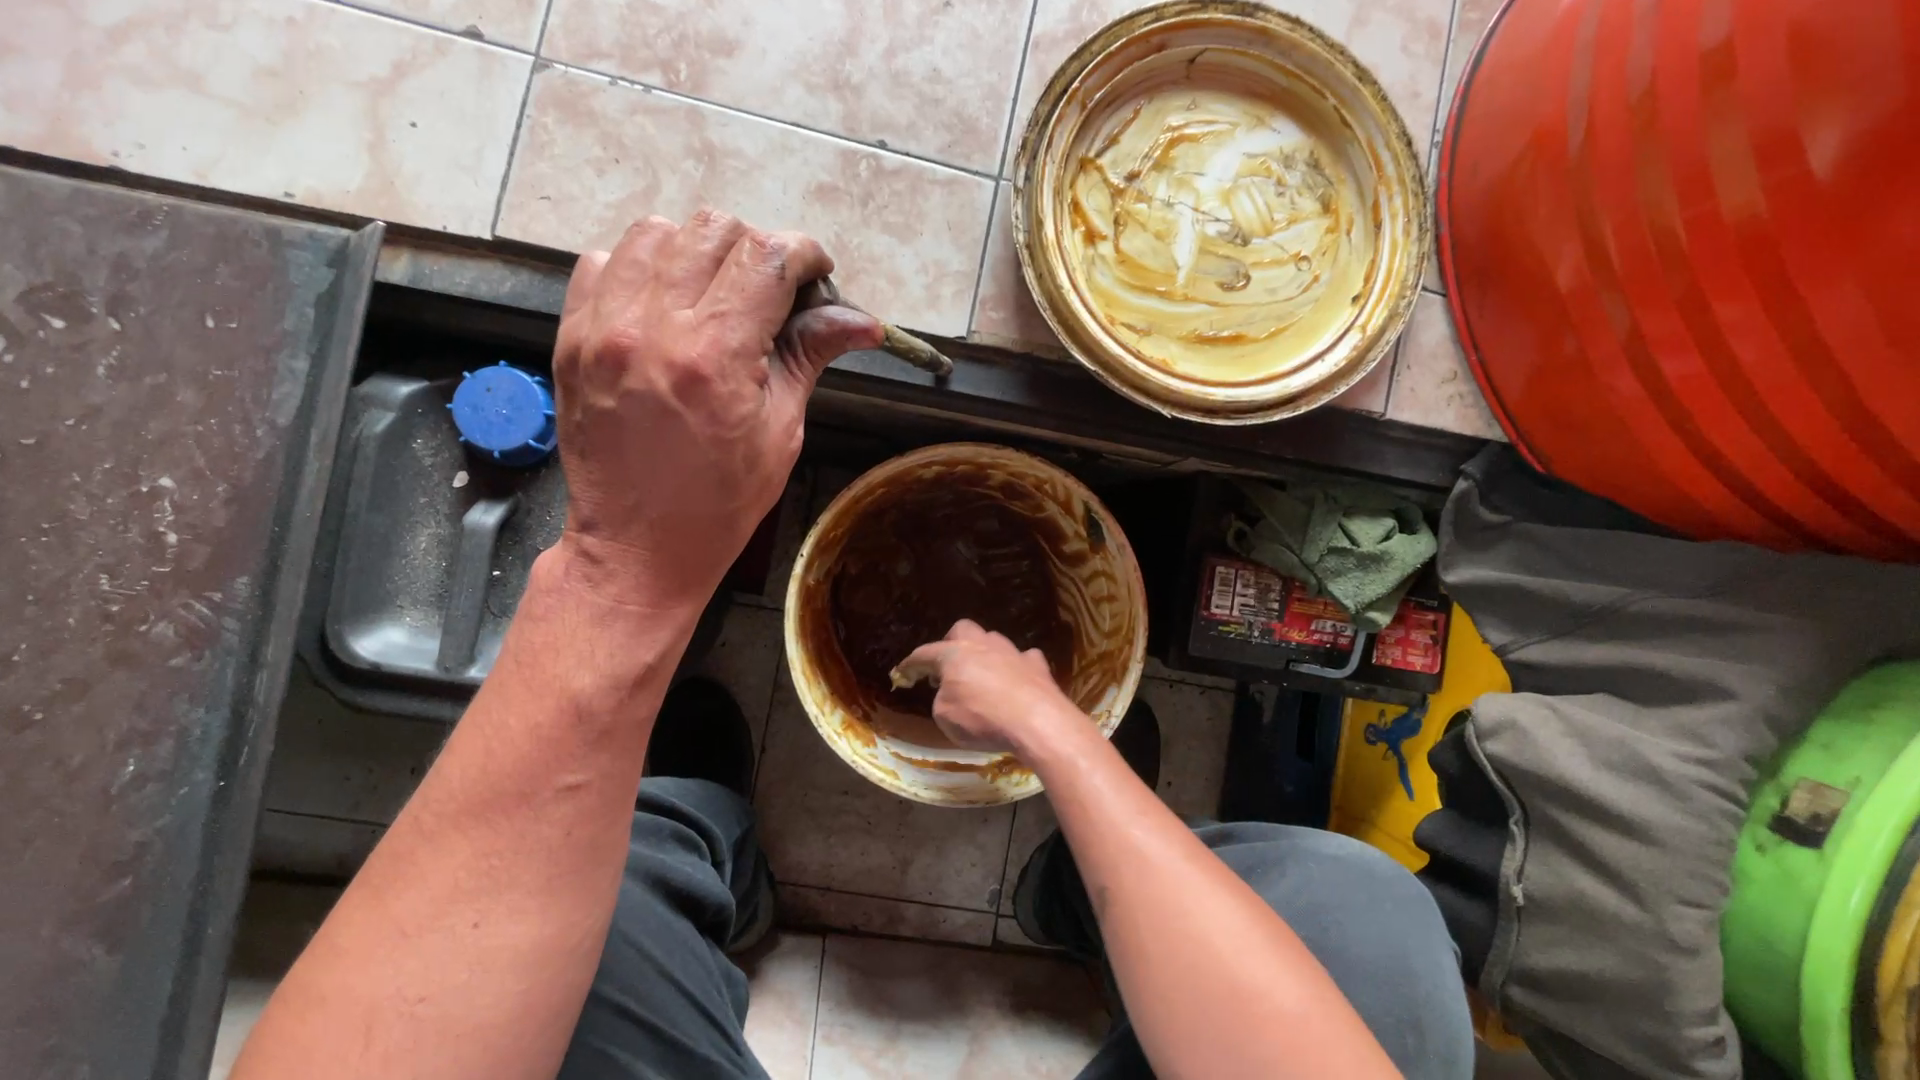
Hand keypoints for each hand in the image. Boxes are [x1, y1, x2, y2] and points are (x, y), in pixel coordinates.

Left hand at [549, 210, 882, 608]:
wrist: (637, 546)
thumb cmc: (720, 500)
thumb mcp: (780, 431)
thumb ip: (810, 356)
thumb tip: (862, 320)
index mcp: (716, 356)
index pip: (768, 256)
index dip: (804, 255)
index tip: (816, 274)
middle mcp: (653, 328)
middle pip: (714, 229)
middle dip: (755, 250)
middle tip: (769, 292)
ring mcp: (602, 329)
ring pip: (656, 232)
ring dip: (697, 251)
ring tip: (713, 294)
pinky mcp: (571, 339)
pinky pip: (604, 262)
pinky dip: (641, 269)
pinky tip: (662, 307)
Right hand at [894, 620, 1082, 752]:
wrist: (1037, 721)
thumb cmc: (982, 719)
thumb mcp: (945, 718)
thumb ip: (943, 699)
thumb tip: (951, 693)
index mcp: (953, 654)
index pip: (924, 655)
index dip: (911, 665)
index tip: (902, 673)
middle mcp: (982, 644)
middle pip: (962, 629)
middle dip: (952, 644)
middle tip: (949, 667)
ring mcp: (1012, 651)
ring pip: (993, 640)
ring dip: (985, 654)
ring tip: (982, 675)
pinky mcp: (1037, 665)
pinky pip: (1023, 658)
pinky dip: (1016, 668)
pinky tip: (1016, 681)